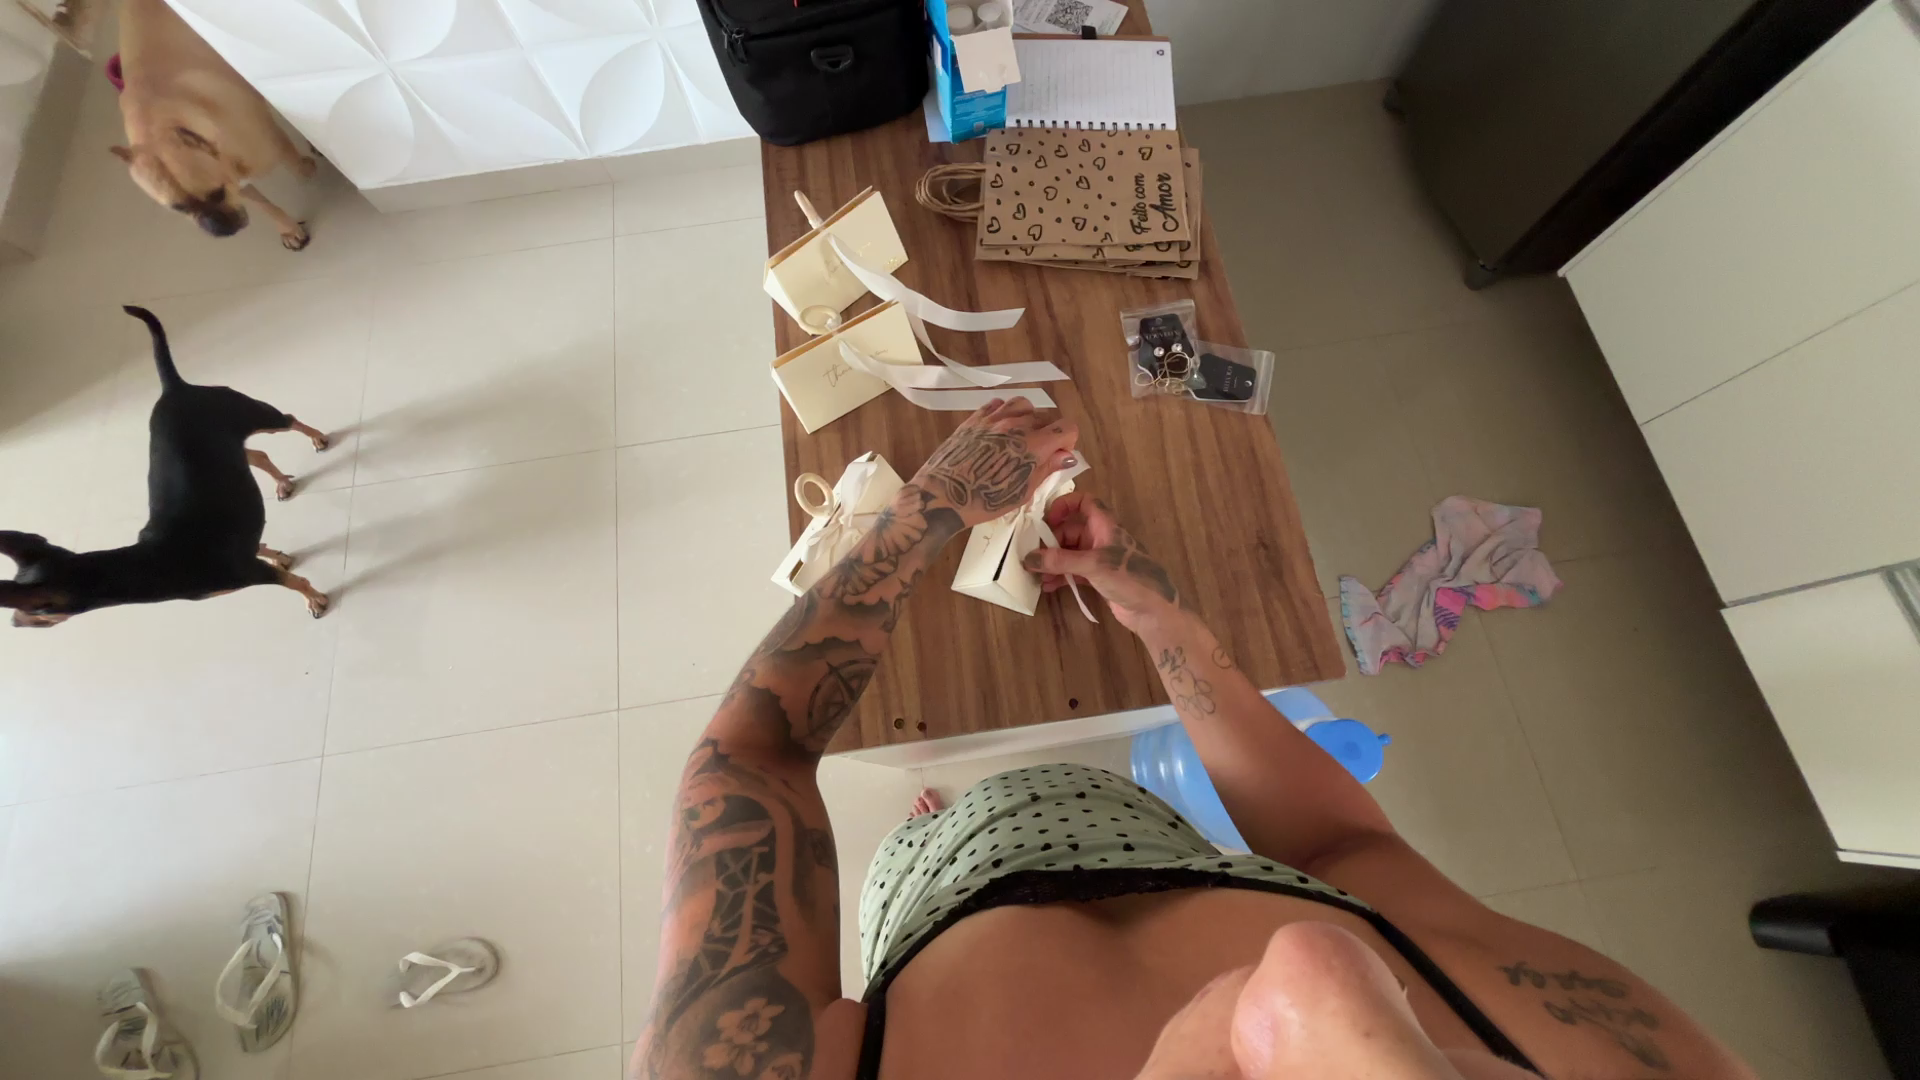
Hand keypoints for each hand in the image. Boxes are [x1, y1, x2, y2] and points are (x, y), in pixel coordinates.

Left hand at [911, 398, 1079, 528]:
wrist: (942, 495)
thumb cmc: (984, 502)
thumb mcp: (1022, 493)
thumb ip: (1046, 469)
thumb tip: (1066, 456)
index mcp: (1033, 446)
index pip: (1066, 427)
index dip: (1068, 441)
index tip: (1059, 453)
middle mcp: (1017, 425)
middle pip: (1046, 416)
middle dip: (1049, 433)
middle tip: (1038, 452)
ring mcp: (994, 418)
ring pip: (1023, 405)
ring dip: (1028, 418)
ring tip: (1020, 436)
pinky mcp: (975, 418)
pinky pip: (997, 404)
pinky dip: (1005, 413)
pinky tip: (1000, 429)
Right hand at [1023, 494, 1184, 633]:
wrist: (1153, 610)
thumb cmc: (1129, 577)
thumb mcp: (1093, 565)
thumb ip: (1060, 560)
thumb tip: (1029, 558)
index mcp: (1104, 525)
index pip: (1084, 502)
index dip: (1064, 505)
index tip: (1046, 520)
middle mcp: (1100, 538)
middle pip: (1069, 531)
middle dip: (1050, 543)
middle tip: (1031, 556)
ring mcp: (1098, 559)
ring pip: (1068, 553)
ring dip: (1052, 562)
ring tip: (1034, 574)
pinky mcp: (1097, 578)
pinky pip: (1072, 571)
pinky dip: (1060, 576)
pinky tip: (1046, 586)